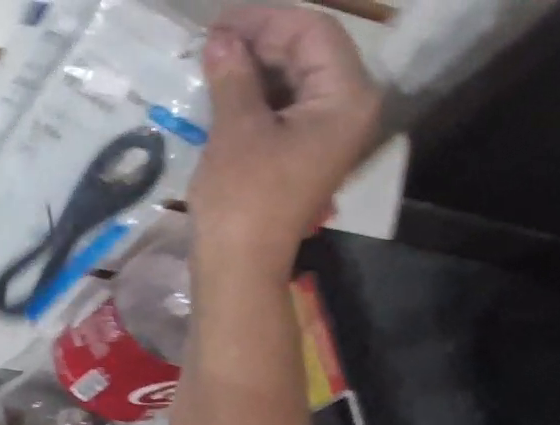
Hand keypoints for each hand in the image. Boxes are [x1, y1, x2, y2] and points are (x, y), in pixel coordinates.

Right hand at [189, 5, 380, 274]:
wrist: (239, 265)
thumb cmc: (242, 199)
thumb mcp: (236, 132)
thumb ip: (233, 79)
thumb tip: (220, 40)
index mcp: (347, 96)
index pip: (314, 34)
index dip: (266, 20)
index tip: (218, 22)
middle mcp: (349, 107)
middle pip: (309, 54)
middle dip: (261, 42)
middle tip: (211, 41)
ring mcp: (327, 132)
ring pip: (294, 80)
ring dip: (254, 68)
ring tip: (212, 63)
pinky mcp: (302, 152)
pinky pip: (284, 108)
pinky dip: (255, 96)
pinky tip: (223, 94)